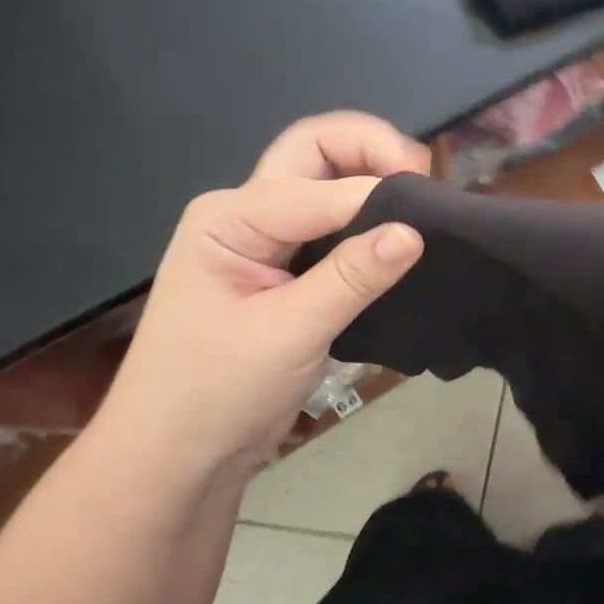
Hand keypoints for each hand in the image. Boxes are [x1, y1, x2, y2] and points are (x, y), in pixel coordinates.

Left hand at [98, 112, 429, 473]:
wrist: (176, 455)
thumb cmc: (215, 392)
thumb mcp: (288, 333)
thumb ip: (352, 278)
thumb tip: (416, 231)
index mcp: (231, 218)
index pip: (316, 189)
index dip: (374, 197)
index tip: (427, 223)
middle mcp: (247, 214)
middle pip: (314, 151)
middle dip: (371, 148)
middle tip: (425, 175)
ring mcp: (267, 242)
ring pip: (326, 182)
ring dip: (373, 177)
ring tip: (423, 199)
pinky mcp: (288, 272)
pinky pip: (333, 225)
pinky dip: (370, 218)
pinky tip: (401, 237)